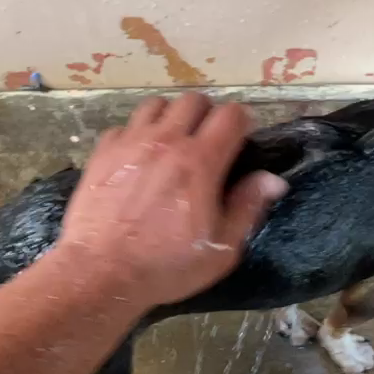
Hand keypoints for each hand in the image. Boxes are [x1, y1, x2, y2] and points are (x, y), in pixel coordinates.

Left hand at [52, 93, 286, 307]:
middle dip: (207, 114)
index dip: (242, 122)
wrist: (101, 273)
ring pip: (157, 104)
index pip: (231, 115)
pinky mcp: (102, 152)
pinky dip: (136, 135)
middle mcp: (166, 142)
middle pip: (194, 100)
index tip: (241, 140)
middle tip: (207, 141)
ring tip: (172, 143)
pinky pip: (125, 126)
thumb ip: (248, 207)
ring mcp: (130, 143)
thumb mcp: (221, 248)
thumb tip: (272, 179)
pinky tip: (138, 159)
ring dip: (171, 117)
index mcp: (200, 162)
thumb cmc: (166, 266)